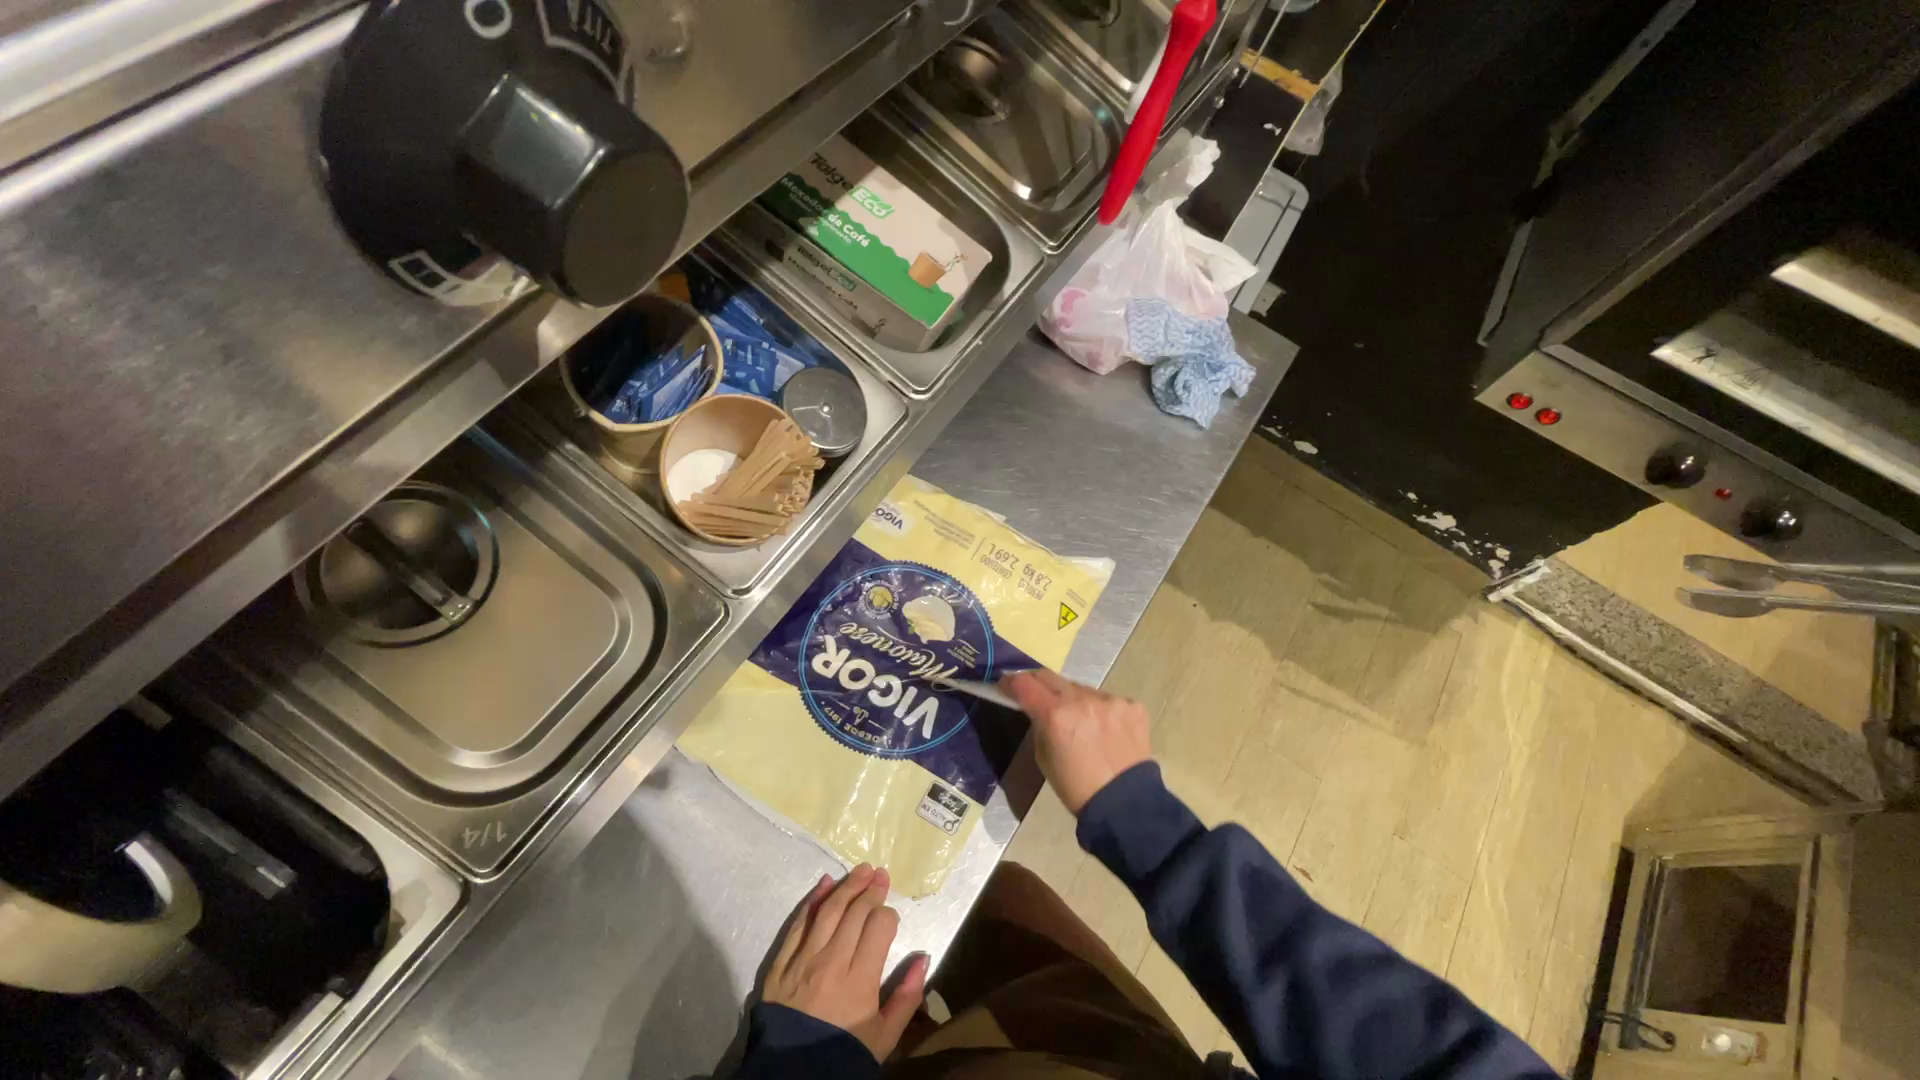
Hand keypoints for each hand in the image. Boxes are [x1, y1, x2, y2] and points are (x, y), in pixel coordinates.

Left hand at [763, 864, 928, 1061]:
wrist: (791, 1074)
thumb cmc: (843, 1053)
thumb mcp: (885, 1037)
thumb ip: (907, 997)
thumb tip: (923, 958)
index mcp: (860, 981)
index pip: (878, 927)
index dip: (887, 914)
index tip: (890, 914)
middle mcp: (832, 962)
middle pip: (854, 913)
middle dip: (870, 890)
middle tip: (880, 874)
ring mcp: (803, 960)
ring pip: (827, 911)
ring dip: (846, 886)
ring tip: (860, 870)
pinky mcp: (781, 962)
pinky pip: (798, 923)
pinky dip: (812, 900)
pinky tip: (825, 883)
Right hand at [1003, 670, 1150, 815]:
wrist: (1125, 804)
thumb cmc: (1076, 788)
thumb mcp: (1044, 758)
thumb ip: (1039, 725)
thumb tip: (1039, 709)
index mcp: (1055, 716)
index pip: (1025, 685)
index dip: (1011, 683)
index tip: (1006, 686)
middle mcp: (1082, 700)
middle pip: (1050, 677)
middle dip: (1038, 684)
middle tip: (1035, 695)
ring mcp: (1110, 700)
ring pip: (1081, 689)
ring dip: (1073, 699)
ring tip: (1078, 721)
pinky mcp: (1133, 705)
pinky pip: (1107, 700)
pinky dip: (1100, 710)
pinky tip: (1105, 730)